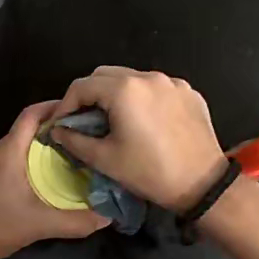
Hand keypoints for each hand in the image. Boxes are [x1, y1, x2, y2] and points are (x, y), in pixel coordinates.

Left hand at [0, 101, 107, 258]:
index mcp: (8, 153)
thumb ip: (77, 221)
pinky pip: (2, 159)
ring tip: (59, 156)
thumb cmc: (0, 227)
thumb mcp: (43, 224)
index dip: (51, 107)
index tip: (73, 109)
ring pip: (12, 145)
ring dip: (33, 146)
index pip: (30, 115)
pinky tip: (34, 177)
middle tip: (75, 137)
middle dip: (48, 129)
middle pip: (22, 130)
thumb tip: (107, 218)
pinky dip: (20, 160)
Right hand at [50, 67, 228, 211]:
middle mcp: (148, 77)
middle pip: (106, 75)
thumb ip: (75, 140)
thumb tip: (57, 130)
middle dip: (89, 95)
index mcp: (124, 90)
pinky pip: (156, 88)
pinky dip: (143, 98)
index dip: (66, 104)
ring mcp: (171, 82)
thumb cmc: (149, 172)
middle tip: (84, 120)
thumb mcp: (105, 159)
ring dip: (116, 94)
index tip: (61, 124)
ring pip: (132, 78)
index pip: (82, 86)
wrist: (202, 184)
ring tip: (114, 120)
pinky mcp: (188, 92)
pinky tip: (144, 122)